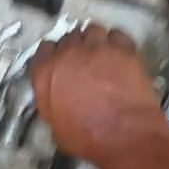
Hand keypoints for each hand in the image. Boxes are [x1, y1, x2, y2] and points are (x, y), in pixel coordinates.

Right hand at [29, 25, 168, 163]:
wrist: (124, 135)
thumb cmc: (86, 137)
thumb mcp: (55, 124)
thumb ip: (52, 100)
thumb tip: (57, 96)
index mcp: (46, 71)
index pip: (44, 50)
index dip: (53, 56)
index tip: (60, 64)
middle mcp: (69, 53)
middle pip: (69, 37)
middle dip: (75, 47)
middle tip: (83, 61)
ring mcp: (97, 48)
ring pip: (93, 30)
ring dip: (94, 40)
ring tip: (102, 53)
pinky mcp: (124, 49)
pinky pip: (117, 35)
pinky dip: (117, 42)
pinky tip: (119, 54)